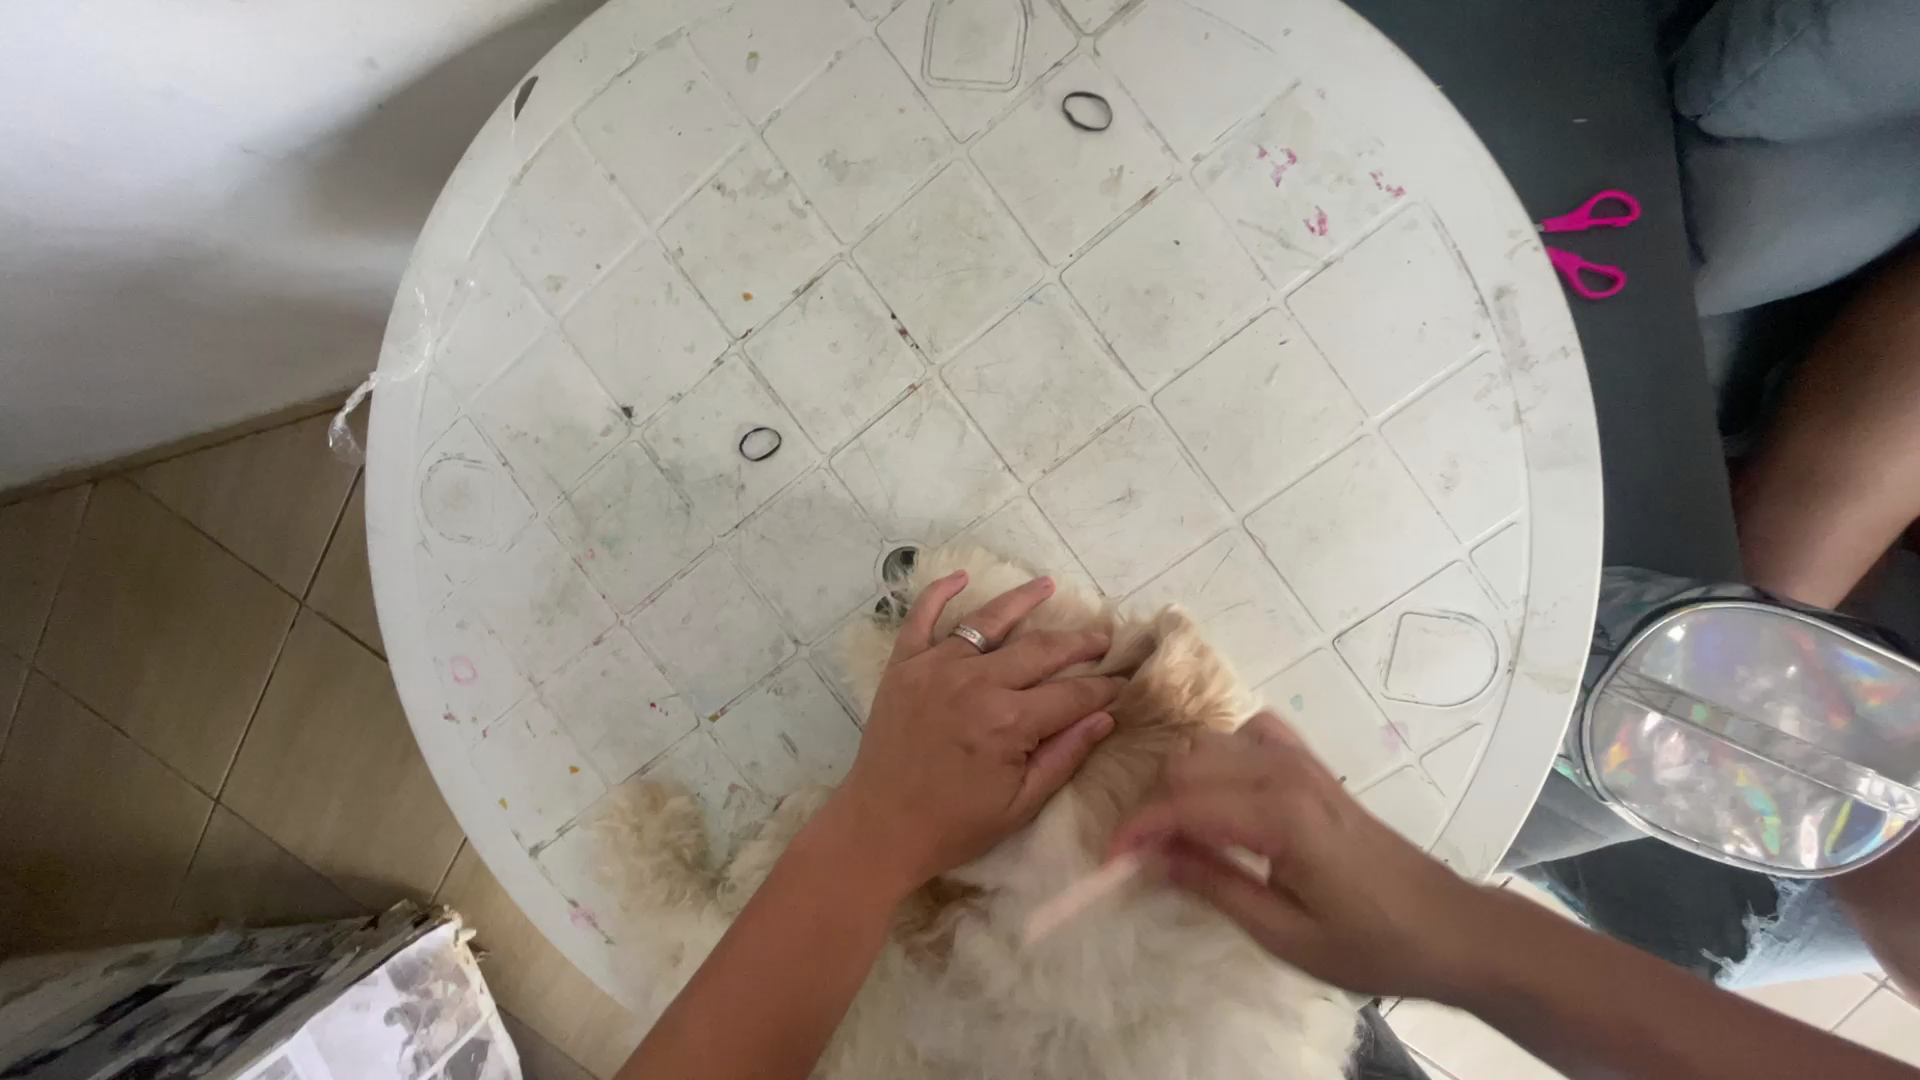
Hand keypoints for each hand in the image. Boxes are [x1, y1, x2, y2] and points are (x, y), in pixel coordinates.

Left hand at [825, 571, 1123, 896]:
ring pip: (989, 622)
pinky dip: (939, 593)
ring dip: (1022, 600)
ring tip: (1048, 586)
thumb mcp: (1021, 804)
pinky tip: (962, 577)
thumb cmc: (955, 824)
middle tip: (1103, 637)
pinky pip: (921, 618)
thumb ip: (1065, 755)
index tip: (1124, 681)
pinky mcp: (904, 665)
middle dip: (1080, 644)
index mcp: (1008, 721)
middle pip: (1040, 650)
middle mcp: (975, 683)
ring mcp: (935, 667)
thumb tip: (1105, 715)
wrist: (879, 827)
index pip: (1072, 693)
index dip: (1104, 688)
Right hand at [1109, 712, 1499, 1000]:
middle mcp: (1282, 769)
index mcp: (1279, 814)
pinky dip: (1217, 755)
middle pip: (1184, 763)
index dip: (1136, 830)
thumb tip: (1147, 856)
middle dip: (1152, 806)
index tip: (1109, 862)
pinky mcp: (1307, 758)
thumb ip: (1211, 884)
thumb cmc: (1371, 943)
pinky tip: (1221, 789)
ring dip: (1179, 781)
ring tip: (1179, 832)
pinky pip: (1243, 733)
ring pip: (1206, 743)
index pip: (1181, 804)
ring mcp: (1296, 757)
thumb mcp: (1285, 935)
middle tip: (1146, 856)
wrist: (1449, 925)